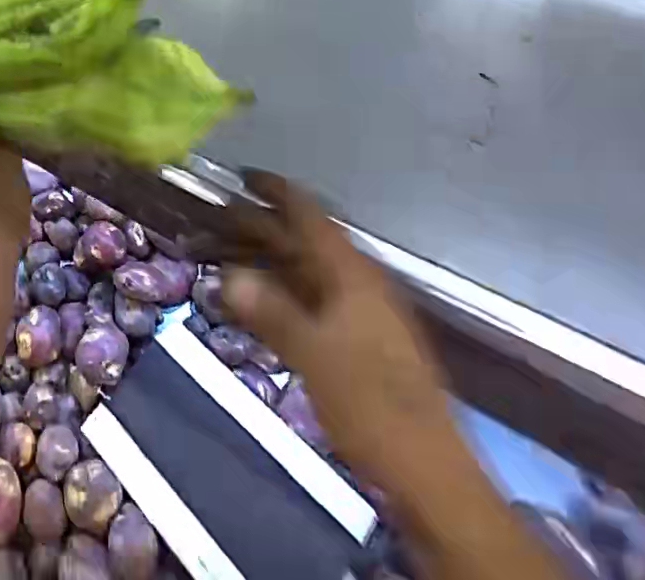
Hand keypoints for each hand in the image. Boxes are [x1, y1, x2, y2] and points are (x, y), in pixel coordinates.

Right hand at [222, 171, 447, 467]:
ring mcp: (358, 311)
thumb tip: (228, 275)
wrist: (427, 468)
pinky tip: (255, 297)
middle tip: (217, 213)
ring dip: (266, 258)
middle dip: (260, 225)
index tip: (242, 176)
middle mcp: (356, 283)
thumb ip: (270, 312)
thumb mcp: (314, 355)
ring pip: (304, 270)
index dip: (276, 192)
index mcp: (352, 275)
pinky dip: (279, 290)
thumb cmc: (371, 403)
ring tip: (225, 249)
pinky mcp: (355, 338)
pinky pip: (309, 297)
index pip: (309, 216)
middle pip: (303, 241)